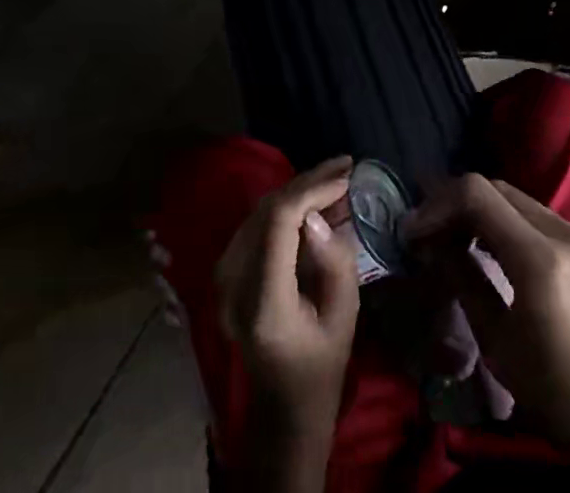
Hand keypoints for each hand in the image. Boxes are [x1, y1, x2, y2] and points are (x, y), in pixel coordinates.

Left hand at [215, 156, 359, 429]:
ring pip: (257, 212)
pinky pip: (254, 225)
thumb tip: (318, 217)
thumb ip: (334, 265)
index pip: (278, 225)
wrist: (283, 403)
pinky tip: (312, 199)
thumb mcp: (344, 319)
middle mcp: (232, 283)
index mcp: (263, 302)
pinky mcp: (225, 271)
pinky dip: (284, 207)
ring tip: (334, 176)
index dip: (312, 191)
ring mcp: (222, 276)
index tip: (346, 177)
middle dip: (306, 182)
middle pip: (265, 211)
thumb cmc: (322, 366)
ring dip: (296, 190)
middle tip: (345, 166)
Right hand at [406, 175, 569, 492]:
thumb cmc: (560, 393)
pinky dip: (502, 221)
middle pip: (496, 188)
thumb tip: (431, 245)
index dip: (436, 205)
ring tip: (451, 241)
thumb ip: (463, 280)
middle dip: (453, 204)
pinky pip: (535, 217)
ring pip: (516, 199)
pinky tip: (488, 249)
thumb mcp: (497, 340)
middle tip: (426, 235)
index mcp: (543, 260)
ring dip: (478, 211)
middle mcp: (568, 235)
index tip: (413, 233)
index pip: (477, 194)